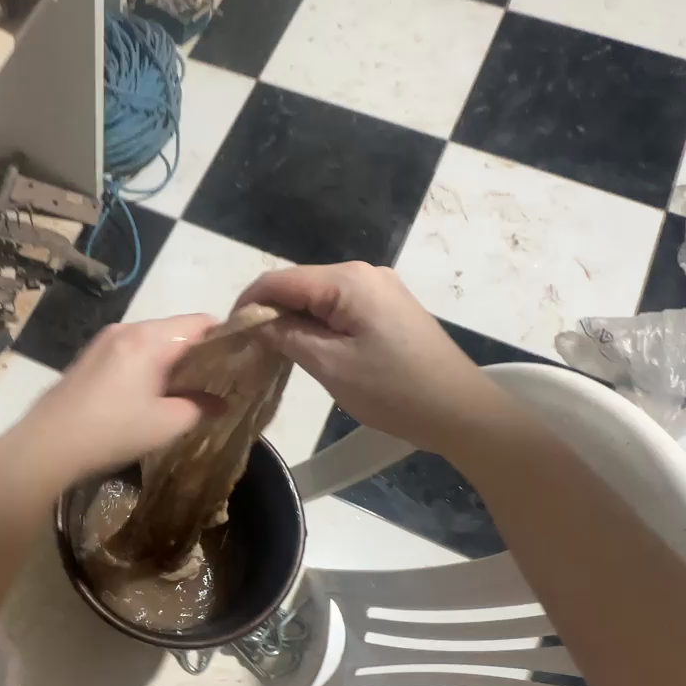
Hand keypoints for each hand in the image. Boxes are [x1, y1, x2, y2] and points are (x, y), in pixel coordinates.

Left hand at [0, 314, 217, 488]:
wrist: (46, 445)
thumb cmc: (111, 432)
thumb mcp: (166, 424)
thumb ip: (200, 408)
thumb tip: (222, 403)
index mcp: (150, 338)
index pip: (202, 323)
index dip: (226, 340)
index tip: (241, 364)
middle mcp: (126, 329)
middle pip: (176, 330)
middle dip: (199, 354)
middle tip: (217, 384)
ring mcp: (103, 342)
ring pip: (152, 342)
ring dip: (171, 362)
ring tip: (185, 393)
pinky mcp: (88, 358)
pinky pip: (130, 352)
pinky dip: (148, 366)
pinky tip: (149, 395)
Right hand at [238, 263, 509, 456]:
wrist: (460, 411)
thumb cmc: (392, 389)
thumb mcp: (329, 365)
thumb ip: (285, 336)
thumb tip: (253, 322)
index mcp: (346, 281)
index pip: (277, 281)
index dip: (246, 305)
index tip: (226, 336)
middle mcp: (362, 273)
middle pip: (296, 285)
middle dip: (267, 313)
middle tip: (246, 350)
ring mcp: (378, 289)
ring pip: (315, 298)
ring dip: (290, 321)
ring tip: (271, 354)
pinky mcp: (386, 308)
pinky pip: (336, 307)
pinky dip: (314, 325)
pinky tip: (306, 350)